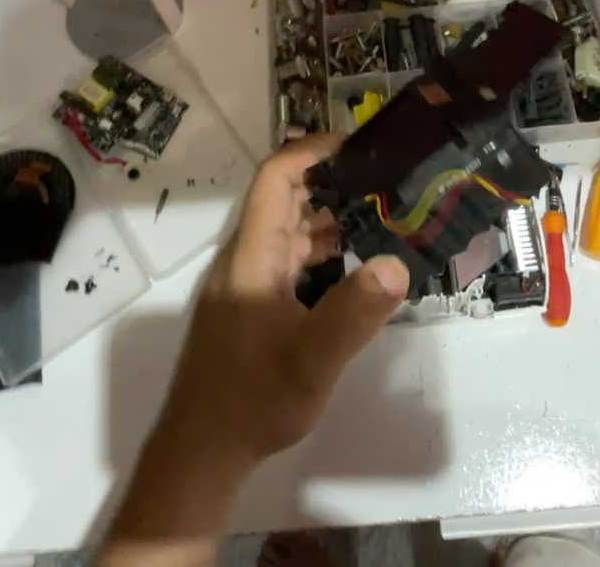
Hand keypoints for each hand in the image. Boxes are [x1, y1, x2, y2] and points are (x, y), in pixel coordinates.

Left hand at [150, 134, 409, 469]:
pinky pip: (292, 262)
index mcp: (253, 254)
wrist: (201, 453)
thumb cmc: (252, 399)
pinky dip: (324, 253)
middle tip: (388, 181)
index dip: (311, 151)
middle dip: (334, 182)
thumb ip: (355, 312)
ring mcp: (249, 284)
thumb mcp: (313, 358)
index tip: (357, 145)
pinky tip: (358, 268)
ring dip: (332, 219)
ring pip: (291, 232)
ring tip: (385, 217)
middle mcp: (247, 259)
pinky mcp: (254, 307)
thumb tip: (398, 264)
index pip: (275, 178)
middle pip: (286, 200)